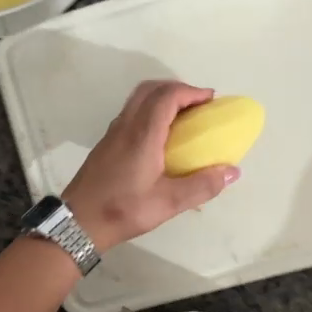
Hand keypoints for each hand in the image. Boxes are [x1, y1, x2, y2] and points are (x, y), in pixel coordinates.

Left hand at [63, 81, 240, 249]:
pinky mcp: (105, 145)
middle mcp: (125, 126)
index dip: (191, 92)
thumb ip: (202, 186)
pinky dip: (148, 113)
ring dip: (160, 100)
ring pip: (136, 101)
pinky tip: (159, 138)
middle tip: (198, 107)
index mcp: (142, 134)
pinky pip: (129, 115)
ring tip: (182, 120)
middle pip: (150, 90)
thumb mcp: (169, 203)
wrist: (79, 222)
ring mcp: (112, 134)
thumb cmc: (123, 210)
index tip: (211, 102)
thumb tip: (232, 171)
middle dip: (176, 90)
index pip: (167, 96)